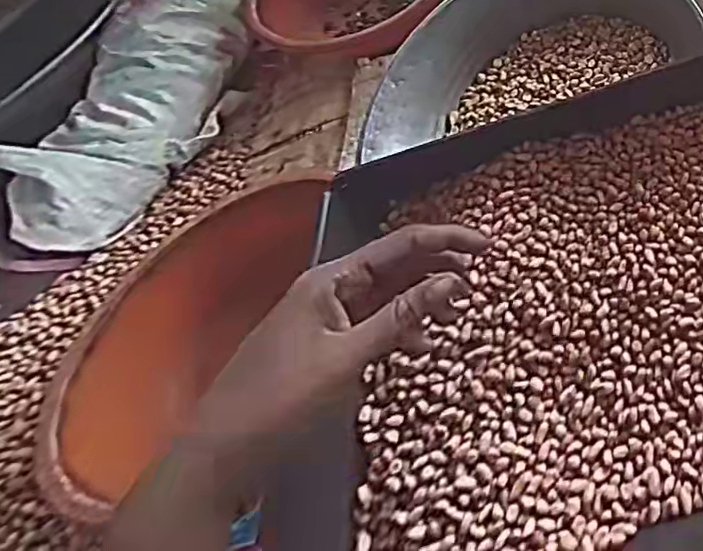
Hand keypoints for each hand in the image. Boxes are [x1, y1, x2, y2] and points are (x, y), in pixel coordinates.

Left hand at [190, 224, 486, 500]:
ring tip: (458, 311)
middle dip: (442, 269)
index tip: (488, 245)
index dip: (449, 239)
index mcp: (332, 278)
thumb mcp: (347, 357)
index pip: (403, 243)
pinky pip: (380, 321)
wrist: (215, 463)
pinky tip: (425, 342)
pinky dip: (407, 327)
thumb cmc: (277, 402)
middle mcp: (333, 288)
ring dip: (427, 299)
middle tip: (479, 280)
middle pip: (401, 264)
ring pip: (394, 293)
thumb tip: (454, 279)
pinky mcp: (332, 342)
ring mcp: (331, 315)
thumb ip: (403, 315)